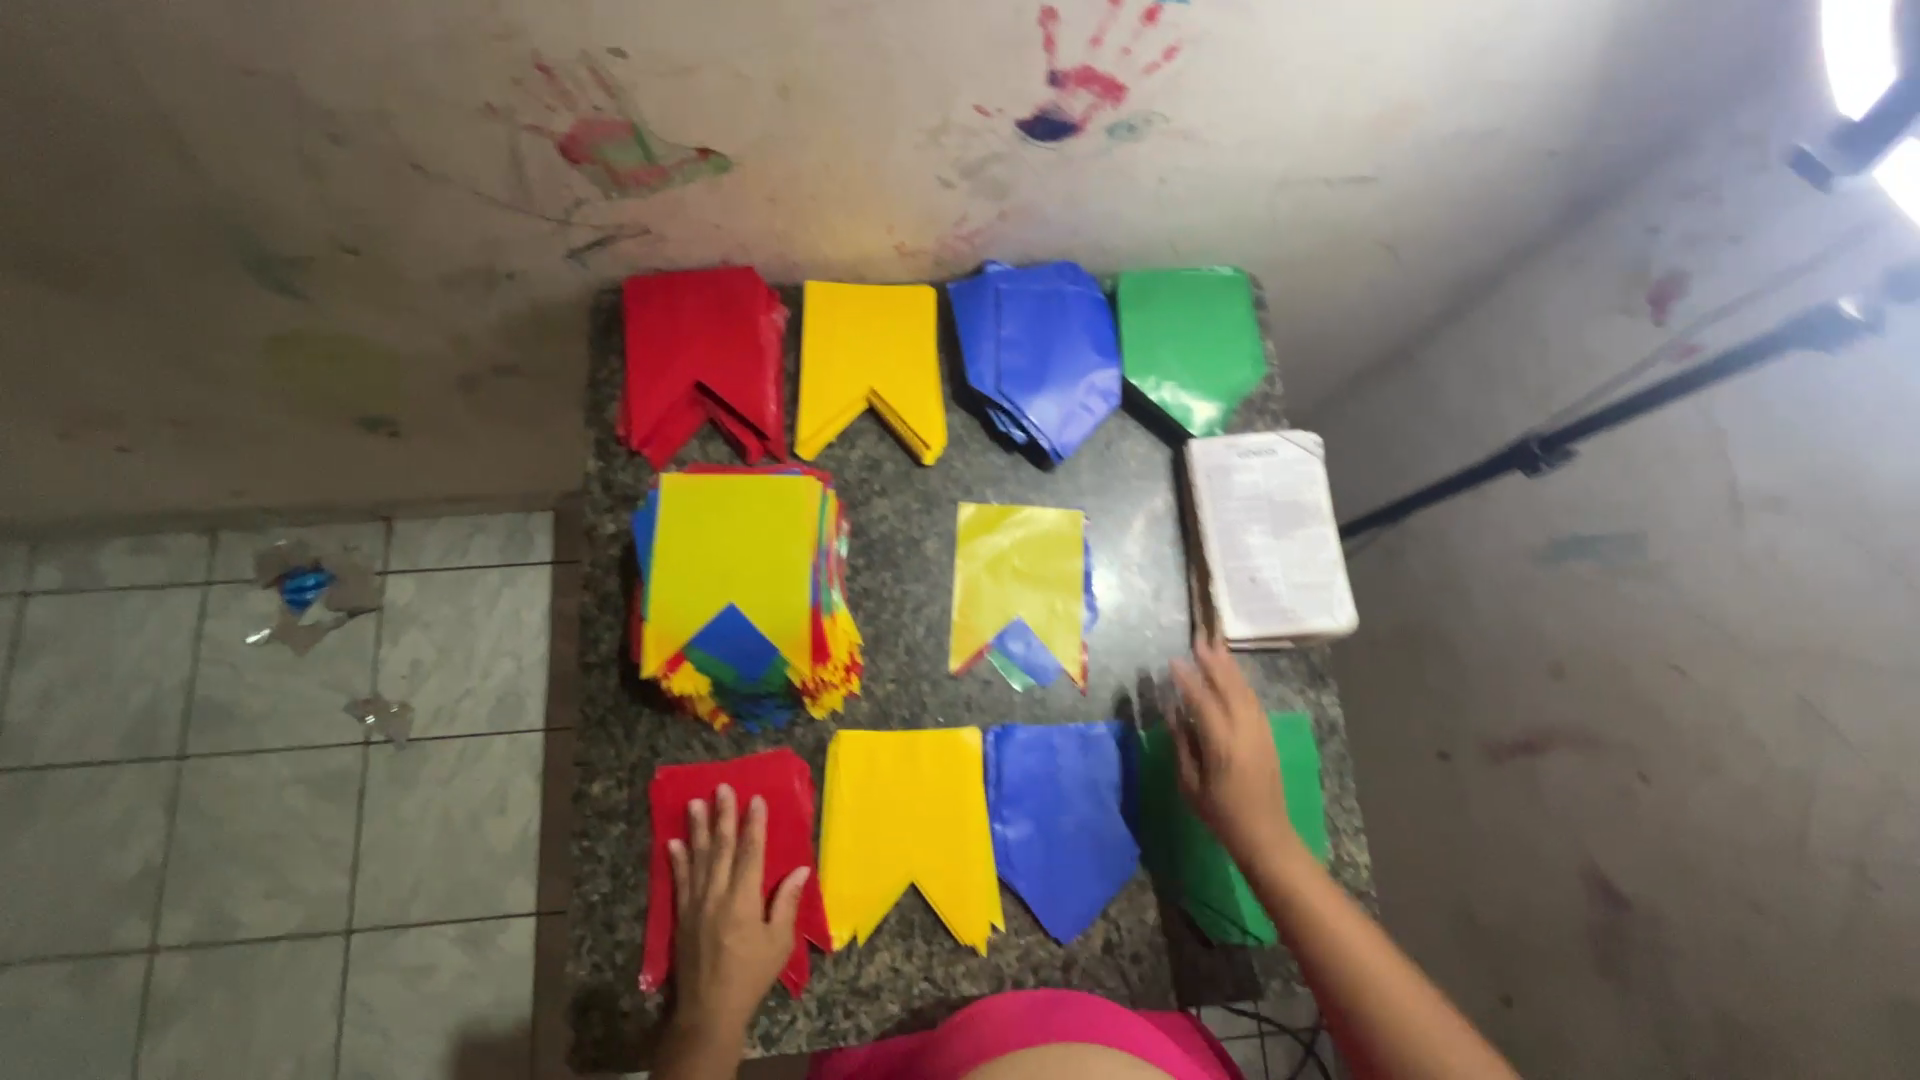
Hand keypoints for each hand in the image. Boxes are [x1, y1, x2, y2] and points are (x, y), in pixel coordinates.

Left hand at [666, 784, 810, 1036]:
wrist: (709, 1010)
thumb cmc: (751, 975)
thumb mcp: (779, 942)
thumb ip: (786, 903)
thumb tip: (801, 870)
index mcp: (743, 899)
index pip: (750, 852)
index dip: (753, 824)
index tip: (755, 798)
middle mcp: (717, 895)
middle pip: (721, 847)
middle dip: (723, 815)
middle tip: (721, 787)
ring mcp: (695, 904)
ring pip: (698, 858)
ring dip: (698, 829)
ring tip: (694, 803)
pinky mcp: (682, 916)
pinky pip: (679, 881)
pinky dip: (677, 859)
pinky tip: (674, 841)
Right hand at [1168, 638, 1299, 864]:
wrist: (1264, 834)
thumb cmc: (1220, 813)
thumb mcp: (1190, 783)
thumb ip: (1182, 744)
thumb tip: (1173, 712)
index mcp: (1222, 745)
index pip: (1203, 702)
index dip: (1188, 679)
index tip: (1173, 660)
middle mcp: (1245, 732)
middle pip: (1229, 688)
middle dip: (1214, 662)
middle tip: (1199, 639)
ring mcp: (1260, 732)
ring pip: (1245, 691)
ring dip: (1229, 668)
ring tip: (1216, 647)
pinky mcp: (1268, 736)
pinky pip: (1253, 702)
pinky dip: (1241, 684)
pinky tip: (1232, 676)